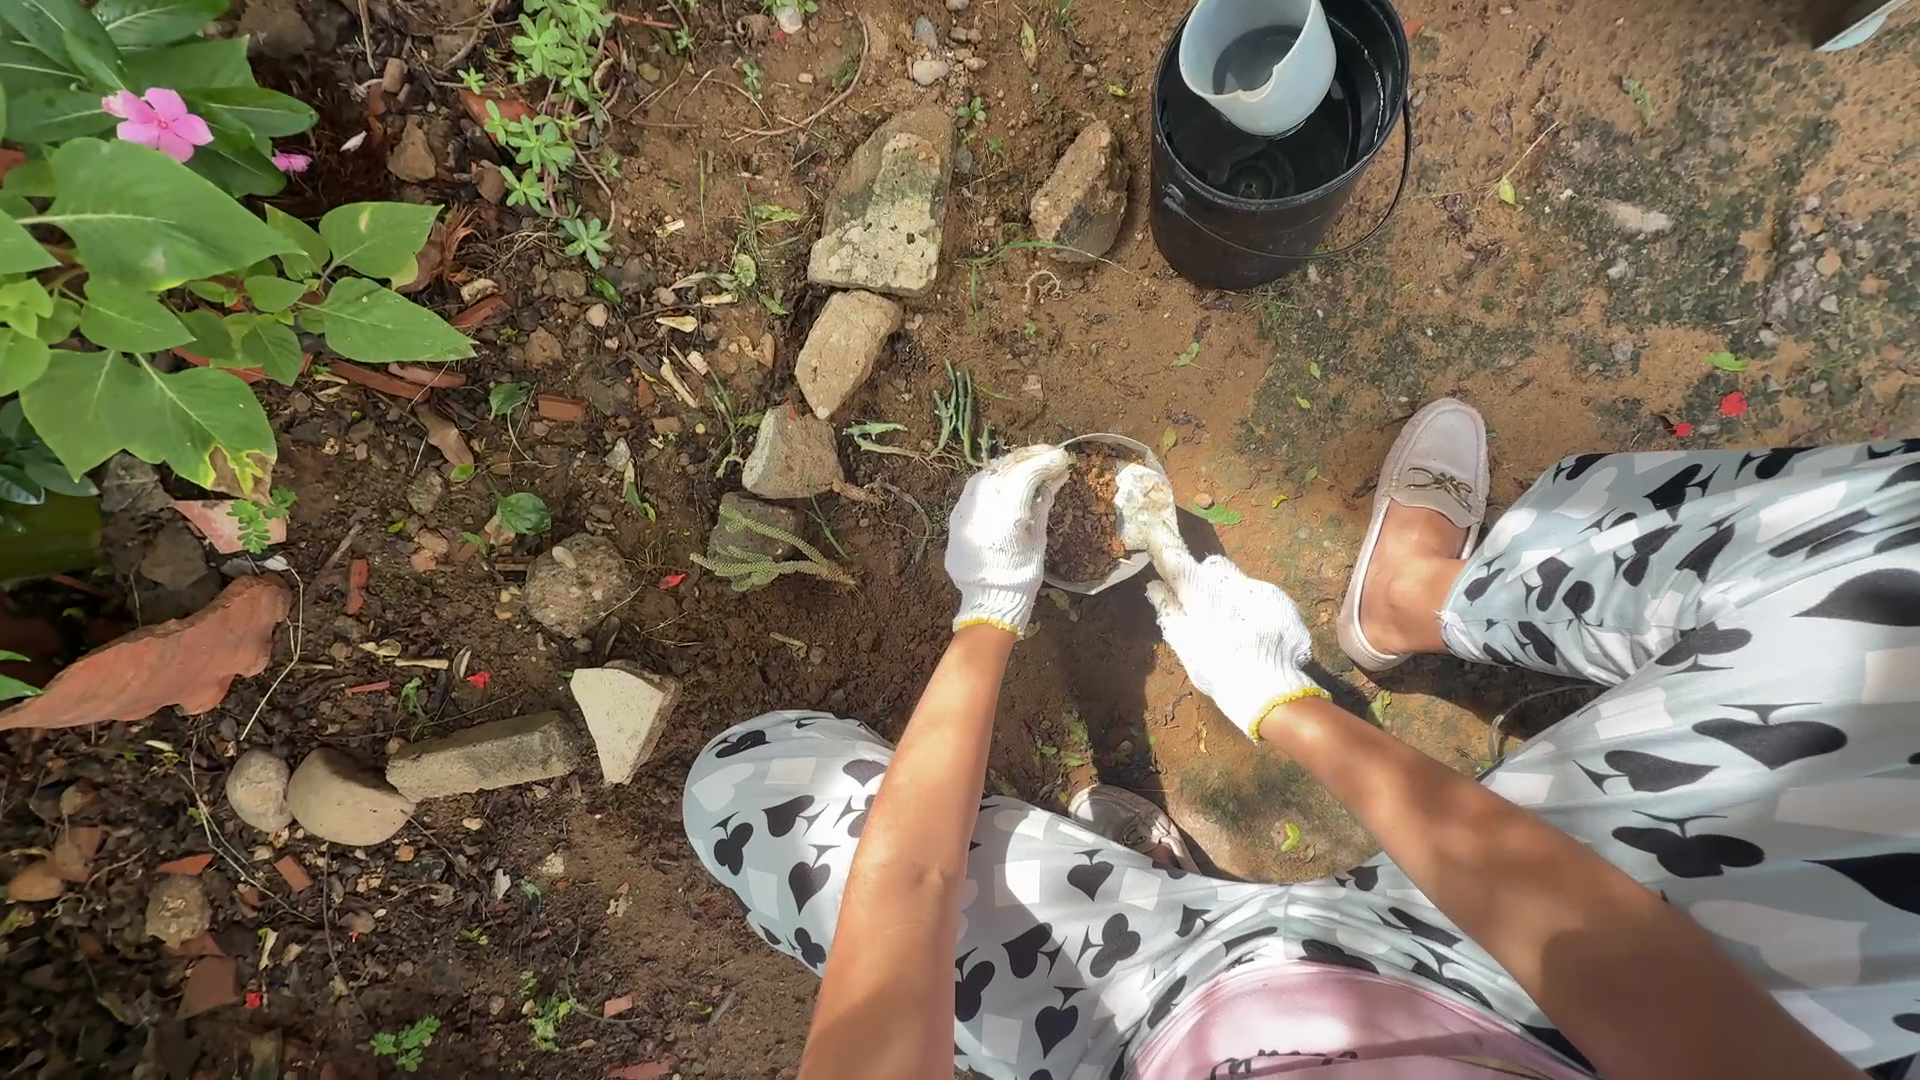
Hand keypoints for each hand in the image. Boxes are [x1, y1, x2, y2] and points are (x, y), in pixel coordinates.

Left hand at [944, 445, 1071, 634]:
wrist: (989, 602)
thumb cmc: (1021, 575)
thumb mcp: (1038, 540)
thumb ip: (1042, 504)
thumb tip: (1056, 476)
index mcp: (1006, 519)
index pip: (1025, 476)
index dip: (1044, 462)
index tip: (1061, 456)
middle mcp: (981, 511)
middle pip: (1003, 470)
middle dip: (1026, 458)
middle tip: (1046, 454)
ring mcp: (964, 515)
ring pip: (984, 476)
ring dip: (1007, 466)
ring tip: (1025, 463)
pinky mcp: (954, 521)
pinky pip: (971, 491)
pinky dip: (989, 480)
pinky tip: (1002, 479)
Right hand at [1143, 536, 1327, 740]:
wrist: (1274, 696)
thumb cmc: (1221, 677)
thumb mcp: (1188, 650)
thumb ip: (1171, 614)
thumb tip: (1155, 586)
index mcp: (1208, 608)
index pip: (1182, 568)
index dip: (1167, 550)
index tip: (1156, 533)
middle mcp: (1237, 594)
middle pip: (1212, 567)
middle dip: (1203, 576)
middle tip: (1201, 600)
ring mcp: (1264, 595)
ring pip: (1236, 577)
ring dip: (1227, 589)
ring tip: (1232, 620)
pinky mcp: (1283, 601)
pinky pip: (1258, 590)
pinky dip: (1249, 601)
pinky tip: (1252, 626)